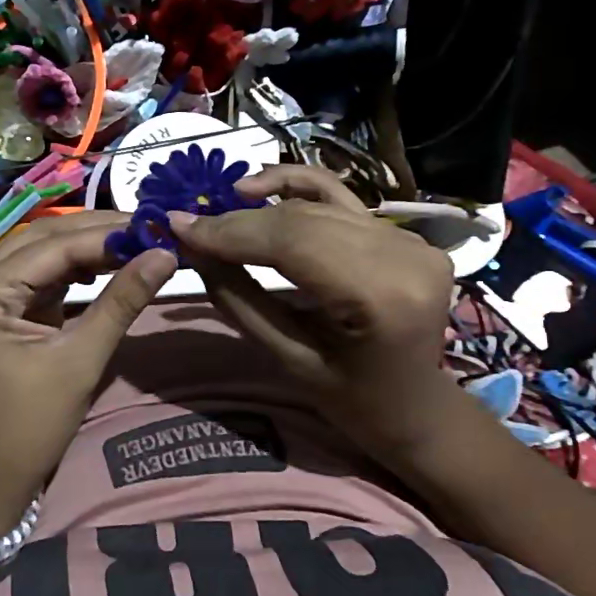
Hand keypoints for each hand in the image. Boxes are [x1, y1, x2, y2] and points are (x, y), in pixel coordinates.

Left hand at [0, 211, 177, 533]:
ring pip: (44, 253)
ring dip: (88, 246)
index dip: (105, 235)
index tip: (153, 228)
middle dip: (96, 231)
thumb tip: (165, 255)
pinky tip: (109, 263)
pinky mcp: (6, 309)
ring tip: (137, 241)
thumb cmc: (33, 424)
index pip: (51, 247)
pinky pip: (44, 276)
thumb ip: (121, 302)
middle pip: (42, 239)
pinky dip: (77, 268)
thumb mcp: (81, 360)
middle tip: (149, 227)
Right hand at [167, 165, 456, 465]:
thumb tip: (193, 247)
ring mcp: (411, 240)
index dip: (233, 231)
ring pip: (318, 206)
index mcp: (381, 297)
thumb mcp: (289, 358)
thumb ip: (239, 298)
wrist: (415, 407)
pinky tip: (261, 188)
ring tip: (219, 211)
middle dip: (240, 221)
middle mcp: (404, 256)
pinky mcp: (407, 234)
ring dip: (262, 206)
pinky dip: (299, 188)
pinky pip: (342, 200)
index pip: (294, 243)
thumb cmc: (352, 400)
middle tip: (191, 225)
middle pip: (304, 219)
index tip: (180, 227)